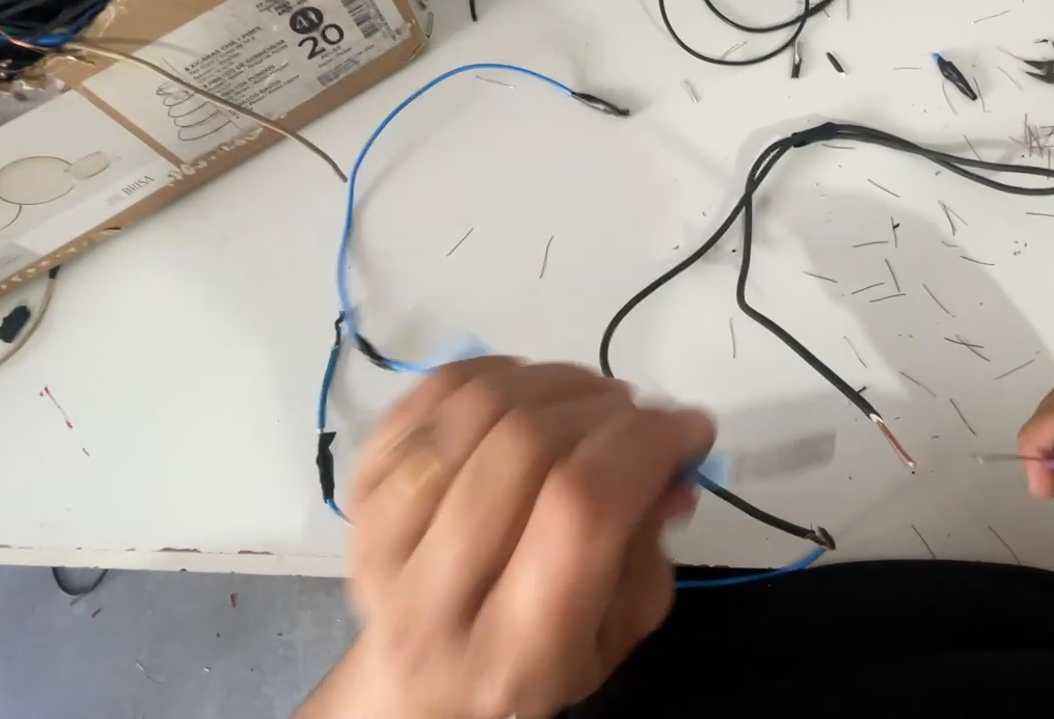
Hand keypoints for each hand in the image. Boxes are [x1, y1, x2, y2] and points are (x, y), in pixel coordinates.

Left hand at [299, 357, 712, 718]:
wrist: (417, 684)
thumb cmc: (531, 665)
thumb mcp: (613, 633)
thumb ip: (650, 546)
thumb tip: (671, 460)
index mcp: (511, 651)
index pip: (581, 508)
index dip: (646, 444)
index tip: (690, 428)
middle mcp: (433, 594)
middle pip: (526, 445)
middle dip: (606, 407)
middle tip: (638, 414)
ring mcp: (382, 532)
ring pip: (478, 406)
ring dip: (556, 379)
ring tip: (591, 397)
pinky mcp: (362, 484)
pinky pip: (434, 391)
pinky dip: (496, 370)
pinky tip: (530, 389)